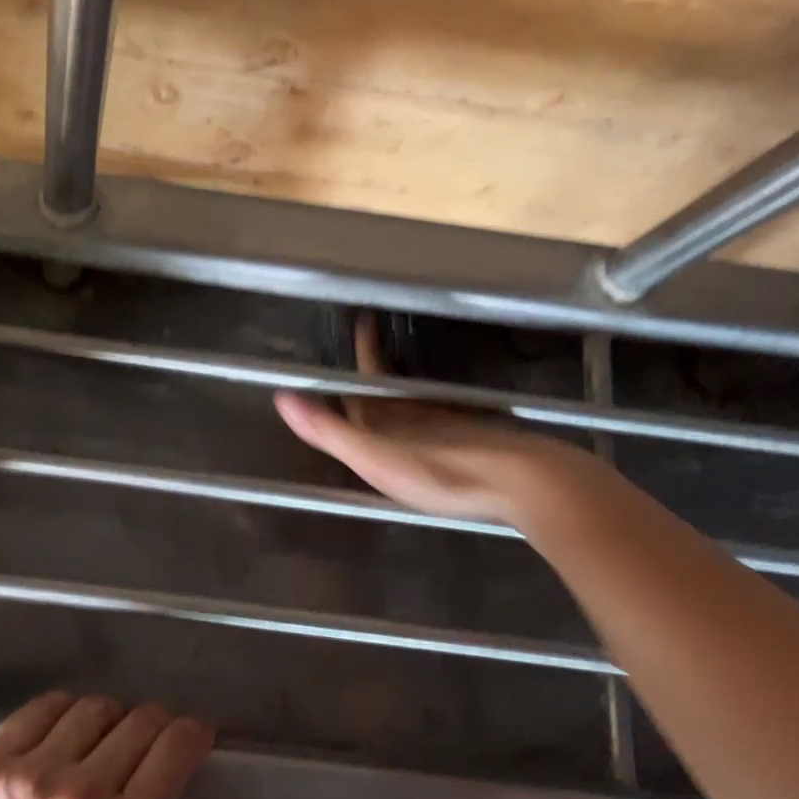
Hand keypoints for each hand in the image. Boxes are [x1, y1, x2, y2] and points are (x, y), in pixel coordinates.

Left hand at [0, 693, 268, 798]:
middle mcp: (78, 794)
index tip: (196, 738)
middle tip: (154, 746)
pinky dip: (62, 713)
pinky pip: (39, 709)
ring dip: (111, 720)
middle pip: (138, 721)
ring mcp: (28, 774)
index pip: (175, 747)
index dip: (194, 734)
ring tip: (108, 743)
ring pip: (92, 709)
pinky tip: (67, 734)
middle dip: (157, 727)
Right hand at [275, 314, 598, 522]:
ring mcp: (453, 425)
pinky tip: (440, 428)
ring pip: (423, 403)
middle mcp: (420, 413)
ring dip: (408, 392)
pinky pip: (448, 422)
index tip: (363, 318)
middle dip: (382, 365)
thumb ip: (328, 430)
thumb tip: (281, 396)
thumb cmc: (438, 470)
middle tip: (375, 346)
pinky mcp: (480, 442)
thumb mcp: (372, 456)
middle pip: (395, 386)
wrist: (517, 480)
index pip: (371, 373)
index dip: (365, 348)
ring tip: (400, 386)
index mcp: (390, 415)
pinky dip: (437, 417)